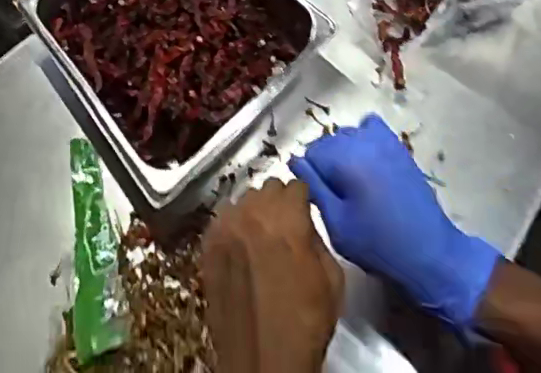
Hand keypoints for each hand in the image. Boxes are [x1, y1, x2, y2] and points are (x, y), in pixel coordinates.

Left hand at [202, 180, 342, 372]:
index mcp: (287, 218)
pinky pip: (223, 218)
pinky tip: (241, 245)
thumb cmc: (305, 321)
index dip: (304, 196)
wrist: (262, 356)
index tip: (307, 206)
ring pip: (243, 199)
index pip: (296, 185)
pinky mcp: (208, 240)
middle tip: (286, 222)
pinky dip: (234, 225)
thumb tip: (306, 224)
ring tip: (262, 234)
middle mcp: (253, 211)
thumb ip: (319, 240)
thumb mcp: (333, 281)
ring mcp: (226, 223)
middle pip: (267, 187)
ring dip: (255, 210)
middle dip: (279, 200)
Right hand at [290, 113, 498, 333]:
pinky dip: (363, 137)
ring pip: (345, 135)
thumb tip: (295, 162)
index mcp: (344, 159)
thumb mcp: (337, 224)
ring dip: (343, 154)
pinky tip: (366, 160)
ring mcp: (383, 140)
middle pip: (325, 143)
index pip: (309, 155)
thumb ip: (313, 188)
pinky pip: (369, 127)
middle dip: (326, 165)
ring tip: (355, 185)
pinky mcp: (398, 146)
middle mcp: (361, 141)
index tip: (325, 201)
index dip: (312, 179)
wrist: (434, 257)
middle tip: (340, 198)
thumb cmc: (380, 246)